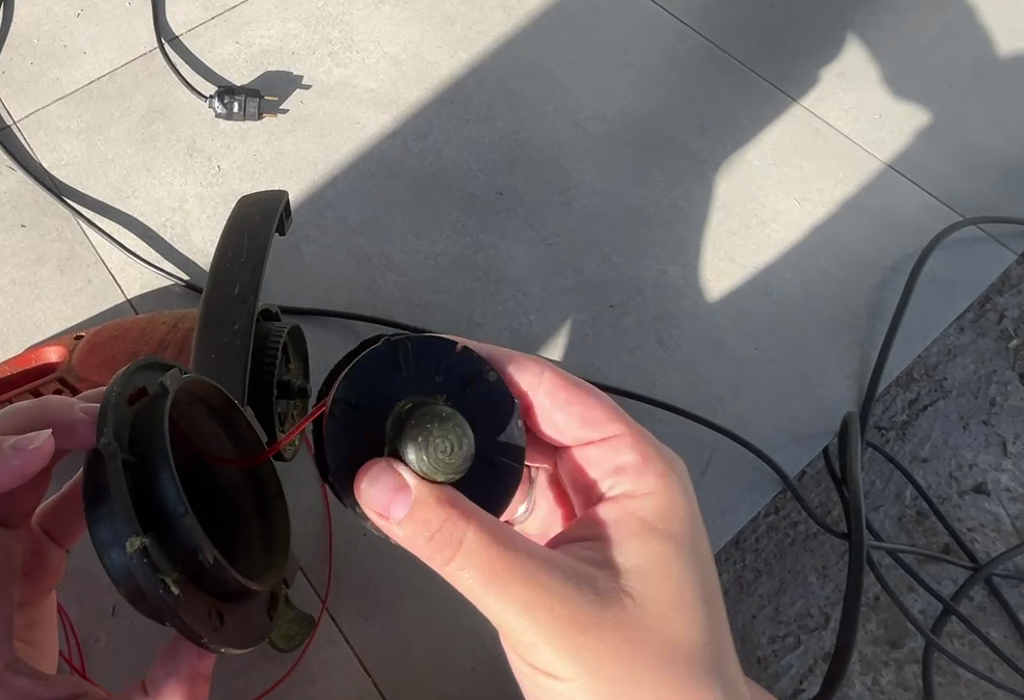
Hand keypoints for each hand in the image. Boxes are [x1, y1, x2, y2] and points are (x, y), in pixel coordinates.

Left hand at [0, 394, 216, 698]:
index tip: (44, 446)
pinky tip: (118, 450)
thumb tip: (208, 639)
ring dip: (49, 427)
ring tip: (110, 411)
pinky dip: (76, 464)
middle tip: (97, 415)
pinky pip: (39, 494)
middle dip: (27, 425)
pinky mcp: (17, 558)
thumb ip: (156, 695)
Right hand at [351, 340, 771, 699]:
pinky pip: (498, 494)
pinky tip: (423, 491)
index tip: (418, 357)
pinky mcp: (552, 541)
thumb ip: (458, 542)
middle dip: (458, 408)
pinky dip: (460, 490)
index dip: (482, 364)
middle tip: (393, 403)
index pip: (546, 386)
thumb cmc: (644, 686)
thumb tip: (379, 481)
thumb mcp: (546, 606)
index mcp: (631, 467)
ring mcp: (579, 509)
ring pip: (505, 454)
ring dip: (456, 451)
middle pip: (520, 414)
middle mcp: (606, 475)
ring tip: (397, 440)